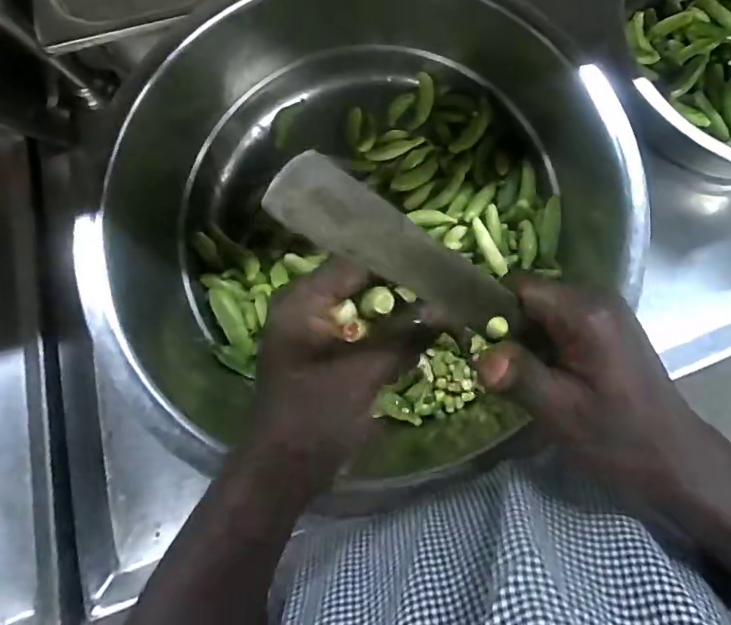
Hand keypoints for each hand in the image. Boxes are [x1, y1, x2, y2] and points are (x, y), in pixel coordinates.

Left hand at [242, 258, 426, 482]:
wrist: (282, 475)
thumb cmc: (314, 418)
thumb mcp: (362, 373)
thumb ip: (403, 336)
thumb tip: (448, 308)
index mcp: (303, 298)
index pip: (355, 258)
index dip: (396, 256)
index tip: (436, 256)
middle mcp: (306, 302)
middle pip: (361, 278)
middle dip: (402, 281)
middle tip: (445, 277)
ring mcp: (315, 326)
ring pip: (365, 303)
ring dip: (399, 305)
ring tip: (441, 296)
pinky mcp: (327, 349)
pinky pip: (362, 326)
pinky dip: (388, 328)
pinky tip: (422, 327)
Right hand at [473, 275, 730, 578]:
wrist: (679, 461)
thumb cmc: (620, 440)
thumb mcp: (562, 413)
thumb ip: (519, 377)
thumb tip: (479, 355)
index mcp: (585, 311)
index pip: (519, 286)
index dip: (493, 308)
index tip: (476, 340)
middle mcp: (596, 296)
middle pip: (531, 293)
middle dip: (509, 324)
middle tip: (499, 366)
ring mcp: (605, 307)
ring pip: (544, 305)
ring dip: (527, 334)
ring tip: (523, 373)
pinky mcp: (609, 322)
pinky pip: (562, 316)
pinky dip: (546, 338)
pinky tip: (548, 371)